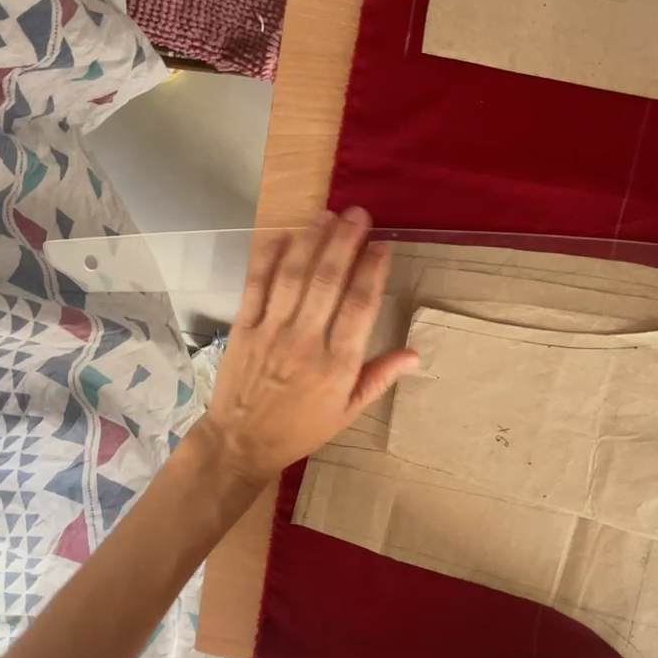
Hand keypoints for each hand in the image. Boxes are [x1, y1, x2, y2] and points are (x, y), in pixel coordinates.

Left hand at [191, 208, 420, 486]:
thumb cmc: (301, 428)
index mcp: (337, 365)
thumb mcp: (348, 412)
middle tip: (358, 214)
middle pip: (328, 281)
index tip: (382, 245)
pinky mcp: (243, 327)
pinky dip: (268, 257)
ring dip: (311, 241)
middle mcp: (305, 342)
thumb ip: (379, 377)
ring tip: (327, 215)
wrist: (241, 442)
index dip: (372, 271)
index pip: (360, 307)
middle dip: (345, 242)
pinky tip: (282, 234)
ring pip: (293, 276)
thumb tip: (415, 353)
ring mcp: (271, 331)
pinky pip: (255, 285)